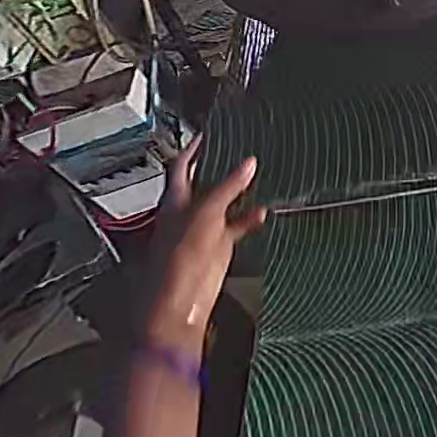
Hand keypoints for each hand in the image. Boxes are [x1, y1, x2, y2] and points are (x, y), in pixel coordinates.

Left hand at [146, 136, 265, 352]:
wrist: (181, 302)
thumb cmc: (178, 259)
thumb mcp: (206, 213)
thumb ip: (228, 187)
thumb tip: (248, 163)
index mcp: (175, 200)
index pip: (181, 166)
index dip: (192, 149)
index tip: (206, 135)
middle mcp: (187, 212)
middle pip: (204, 183)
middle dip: (219, 169)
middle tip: (236, 152)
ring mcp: (203, 230)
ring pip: (223, 204)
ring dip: (238, 193)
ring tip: (256, 177)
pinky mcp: (218, 247)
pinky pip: (236, 226)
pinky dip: (249, 218)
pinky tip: (261, 212)